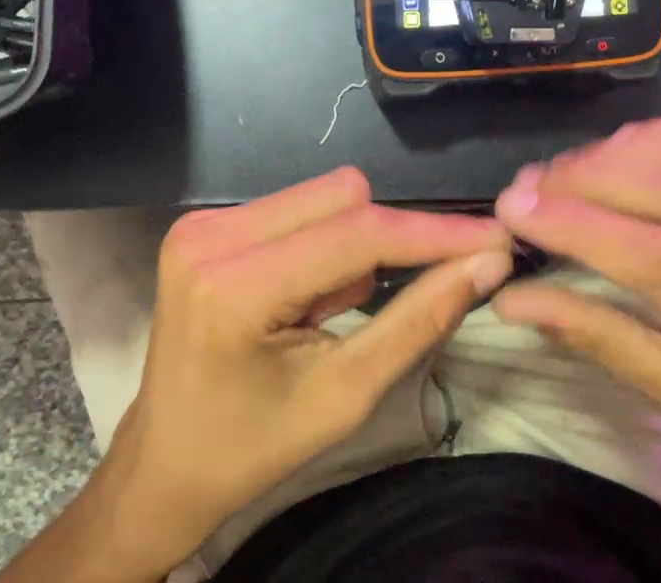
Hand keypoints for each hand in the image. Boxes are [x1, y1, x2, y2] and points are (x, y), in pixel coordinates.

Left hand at [96, 168, 513, 574]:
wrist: (164, 464)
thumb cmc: (253, 446)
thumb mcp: (345, 394)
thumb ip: (418, 320)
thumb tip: (485, 265)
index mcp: (235, 287)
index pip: (358, 234)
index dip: (434, 234)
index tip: (495, 240)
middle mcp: (211, 236)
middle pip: (343, 196)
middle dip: (389, 240)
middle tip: (387, 301)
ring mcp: (201, 224)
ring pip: (322, 197)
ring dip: (351, 247)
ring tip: (323, 316)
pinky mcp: (203, 225)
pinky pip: (296, 209)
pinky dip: (320, 247)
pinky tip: (301, 300)